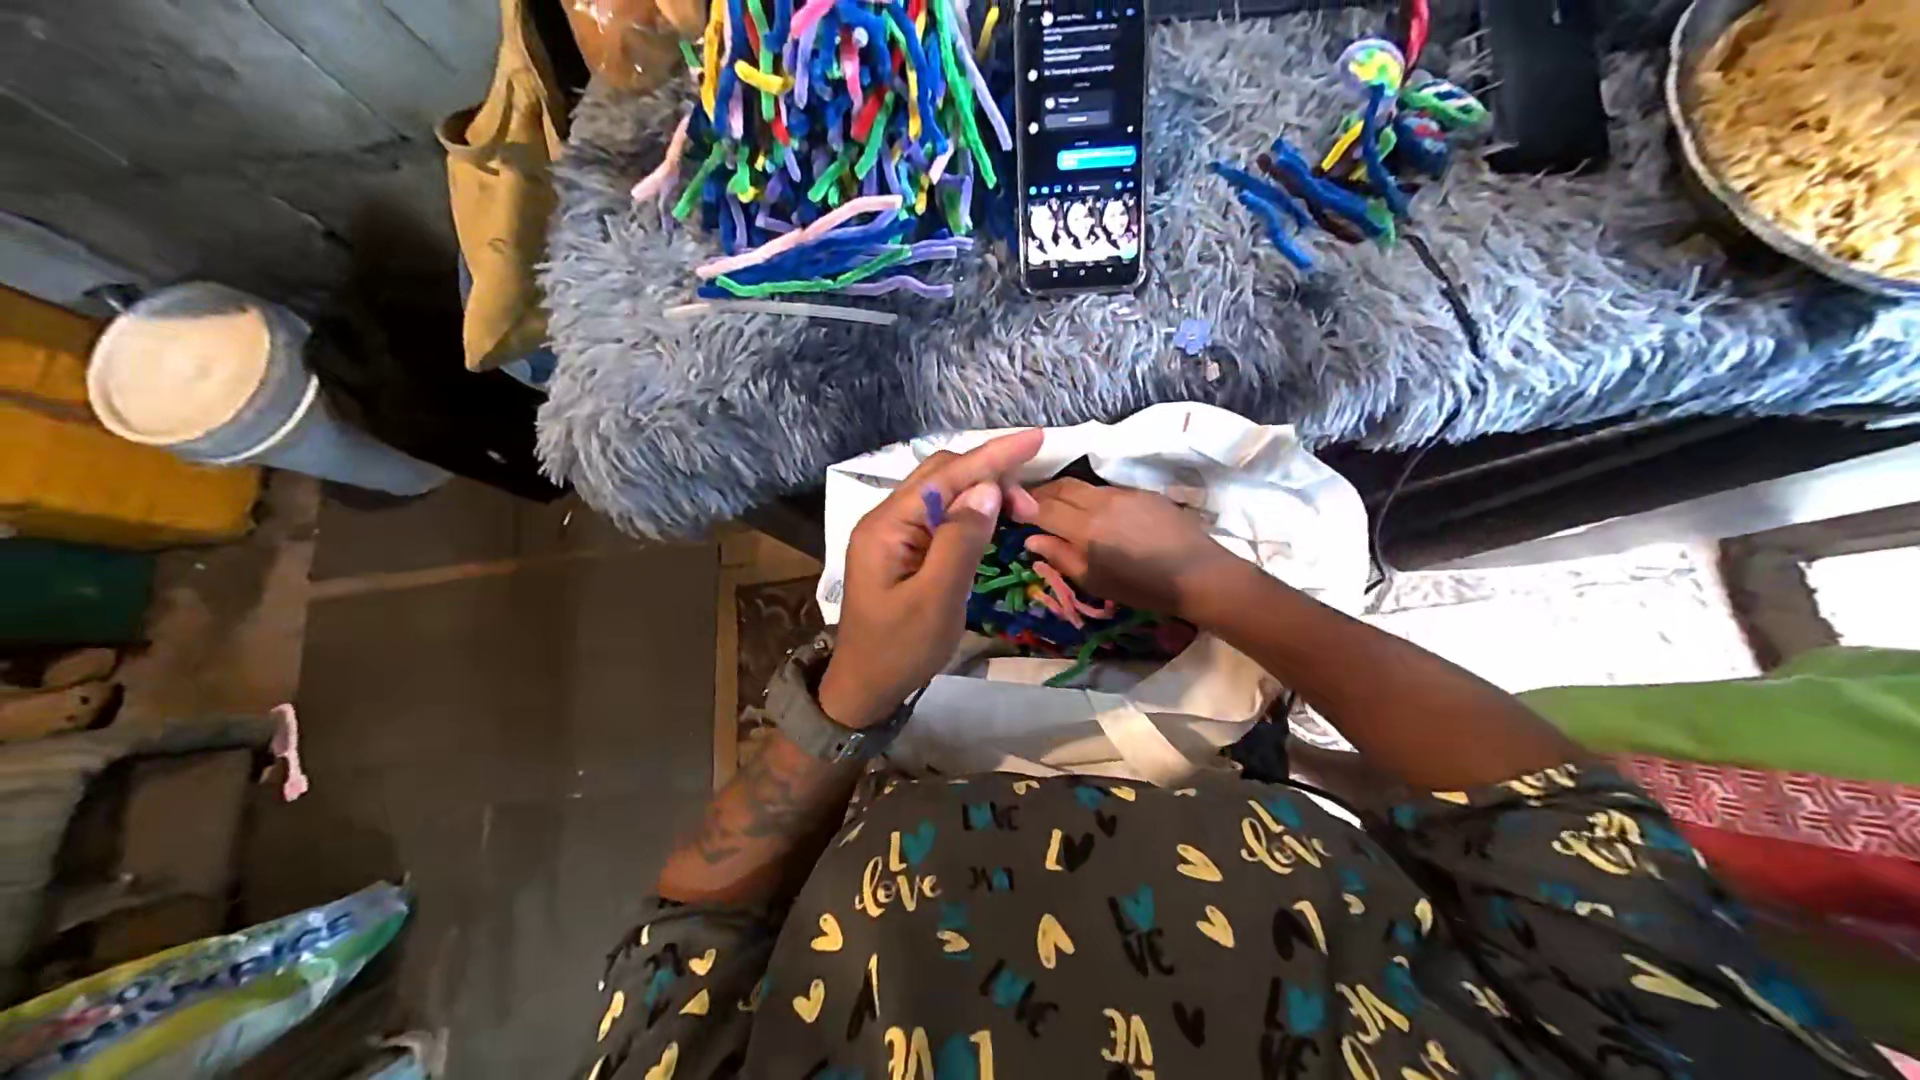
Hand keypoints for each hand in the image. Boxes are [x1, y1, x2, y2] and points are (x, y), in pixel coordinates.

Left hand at [817, 430, 1044, 727]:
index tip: (1036, 438)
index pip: (947, 475)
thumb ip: (961, 541)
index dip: (993, 455)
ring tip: (1020, 513)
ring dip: (982, 494)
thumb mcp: (936, 600)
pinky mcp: (901, 550)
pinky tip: (989, 522)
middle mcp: (886, 519)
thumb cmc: (900, 649)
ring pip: (943, 493)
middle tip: (1031, 503)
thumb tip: (988, 489)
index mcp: (887, 526)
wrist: (865, 688)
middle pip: (942, 475)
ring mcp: (891, 534)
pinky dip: (969, 513)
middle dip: (990, 475)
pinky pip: (939, 516)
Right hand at [1011, 478, 1250, 620]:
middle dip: (1039, 492)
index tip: (1010, 511)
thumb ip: (1060, 557)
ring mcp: (1122, 493)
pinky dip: (1088, 496)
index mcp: (1084, 529)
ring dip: (1063, 492)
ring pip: (1081, 485)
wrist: (1199, 575)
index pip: (1041, 508)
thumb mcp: (1095, 581)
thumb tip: (1032, 539)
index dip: (1022, 507)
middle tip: (1028, 503)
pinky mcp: (1141, 491)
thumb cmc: (1143, 588)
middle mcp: (1099, 502)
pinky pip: (1105, 489)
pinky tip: (1092, 512)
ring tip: (1056, 506)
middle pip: (1059, 487)